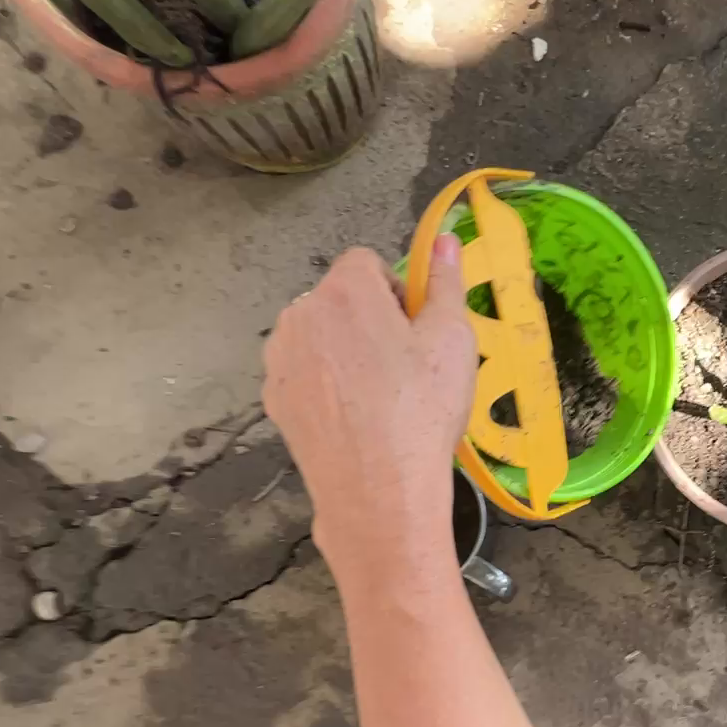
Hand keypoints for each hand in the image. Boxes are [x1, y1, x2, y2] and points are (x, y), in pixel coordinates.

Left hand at [263, 238, 473, 573]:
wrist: (379, 488)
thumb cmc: (423, 409)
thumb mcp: (453, 340)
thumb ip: (446, 282)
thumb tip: (443, 238)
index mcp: (345, 291)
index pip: (367, 262)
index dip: (398, 291)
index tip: (417, 331)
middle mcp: (300, 313)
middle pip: (340, 298)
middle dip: (370, 319)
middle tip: (405, 367)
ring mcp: (280, 358)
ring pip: (320, 336)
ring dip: (346, 350)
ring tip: (381, 398)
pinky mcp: (274, 398)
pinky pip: (305, 373)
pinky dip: (327, 385)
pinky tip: (357, 419)